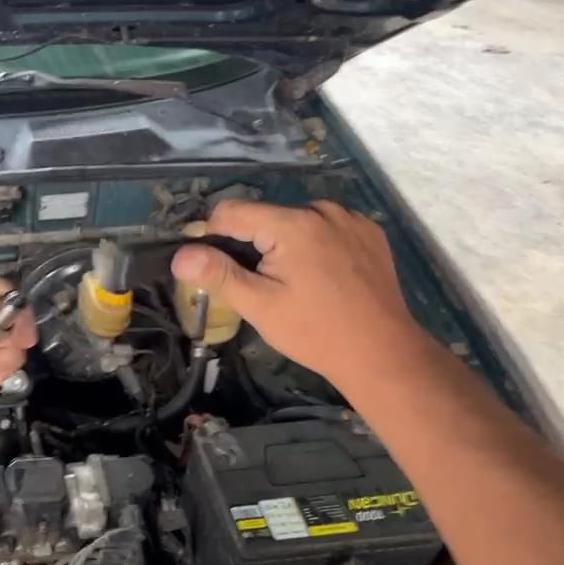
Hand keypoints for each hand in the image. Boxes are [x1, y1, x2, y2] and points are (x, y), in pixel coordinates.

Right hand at [170, 200, 429, 387]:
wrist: (383, 354)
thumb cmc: (315, 331)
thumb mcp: (259, 306)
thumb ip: (218, 274)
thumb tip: (180, 254)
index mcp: (292, 224)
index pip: (231, 212)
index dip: (214, 237)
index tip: (220, 269)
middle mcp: (322, 210)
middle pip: (264, 216)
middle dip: (253, 243)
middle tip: (262, 285)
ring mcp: (350, 219)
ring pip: (295, 220)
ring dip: (284, 243)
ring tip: (294, 282)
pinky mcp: (370, 232)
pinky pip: (325, 227)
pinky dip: (315, 244)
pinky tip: (322, 276)